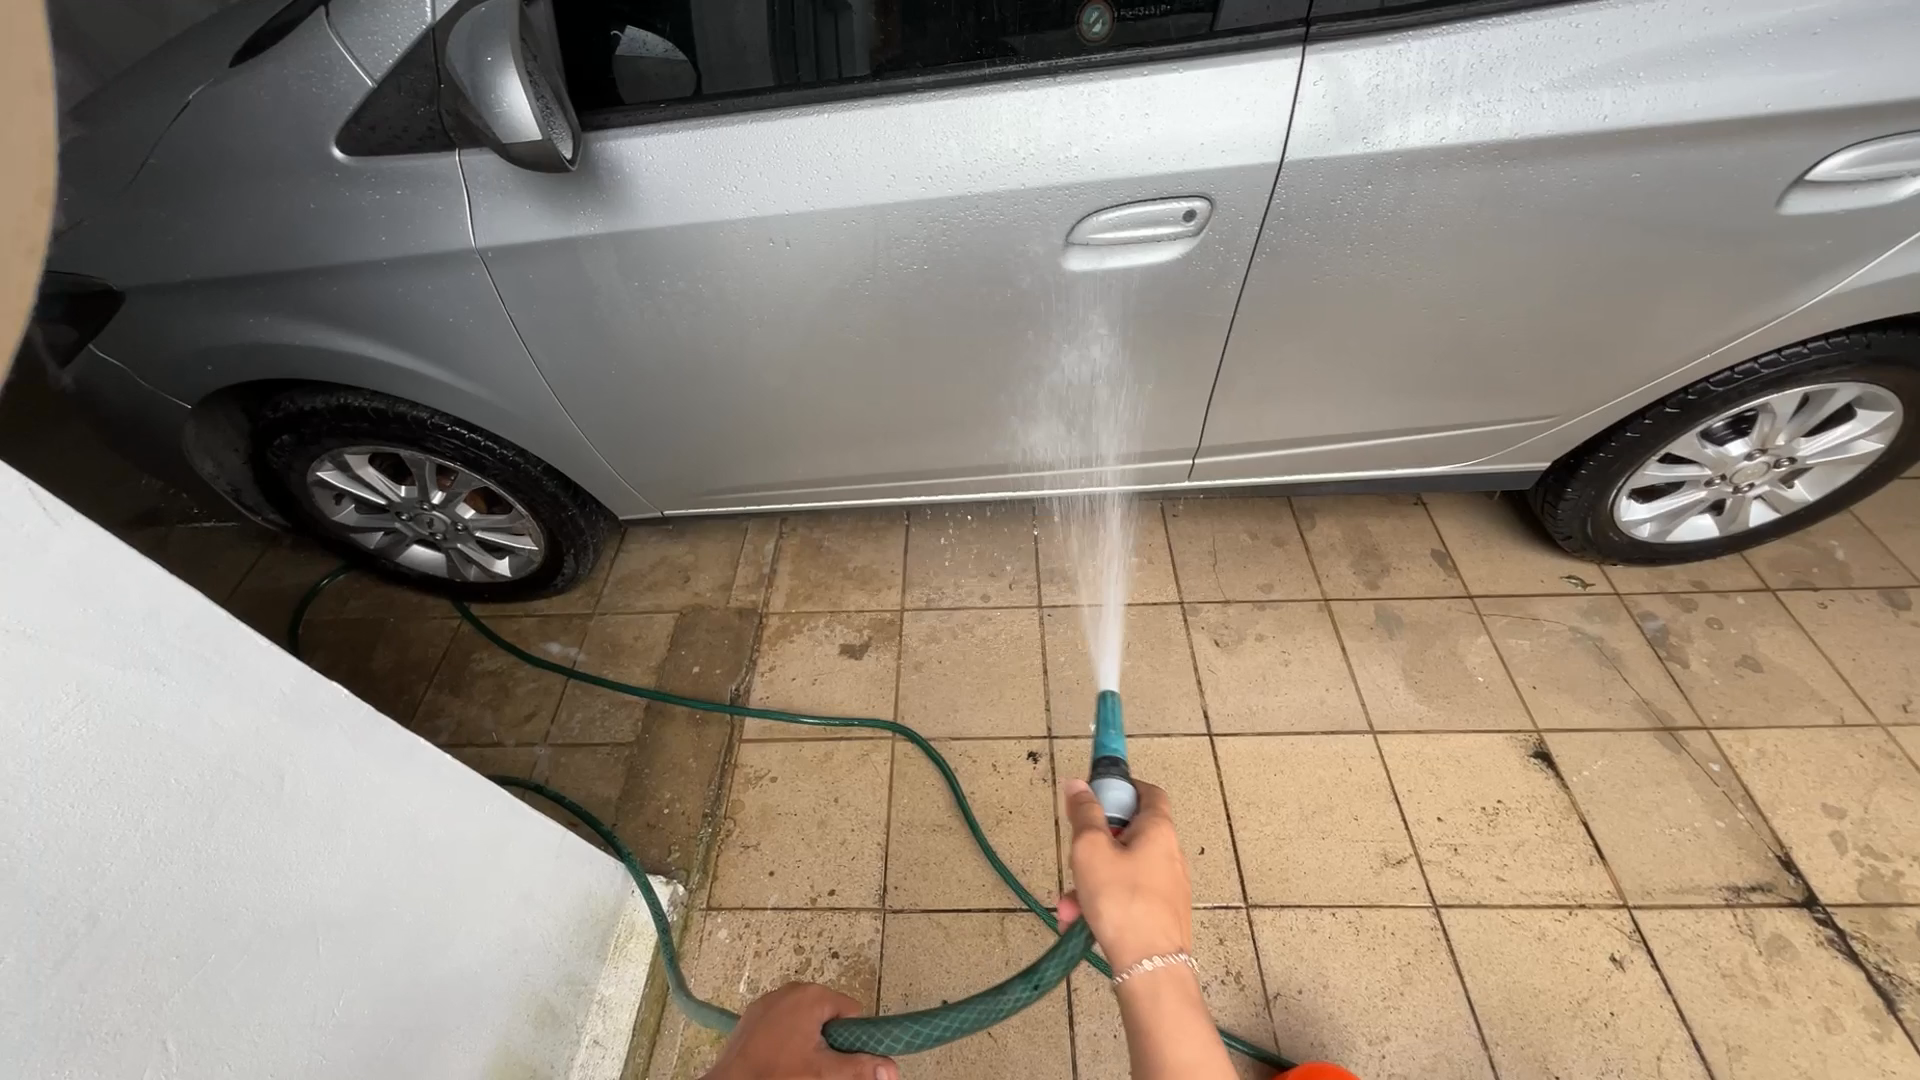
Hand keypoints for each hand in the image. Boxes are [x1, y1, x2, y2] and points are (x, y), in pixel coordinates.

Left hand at [702, 983, 897, 1079]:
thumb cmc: (778, 1075)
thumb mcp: (823, 1073)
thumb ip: (859, 1067)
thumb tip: (892, 1070)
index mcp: (814, 995)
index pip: (852, 1011)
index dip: (852, 1037)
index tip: (841, 1058)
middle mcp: (794, 987)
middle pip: (828, 1012)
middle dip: (829, 1038)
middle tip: (817, 1065)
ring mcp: (771, 998)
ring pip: (805, 1016)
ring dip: (808, 1037)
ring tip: (796, 1063)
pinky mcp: (754, 1012)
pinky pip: (783, 1019)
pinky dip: (787, 1035)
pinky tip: (779, 1058)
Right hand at [1058, 778, 1192, 971]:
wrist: (1150, 970)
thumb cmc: (1120, 900)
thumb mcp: (1090, 849)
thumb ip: (1084, 813)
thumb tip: (1079, 784)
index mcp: (1159, 830)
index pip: (1148, 791)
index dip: (1122, 787)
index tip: (1096, 796)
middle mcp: (1171, 854)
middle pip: (1129, 833)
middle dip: (1094, 845)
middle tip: (1074, 857)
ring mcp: (1170, 887)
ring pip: (1124, 869)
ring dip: (1092, 880)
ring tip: (1069, 904)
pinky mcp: (1164, 916)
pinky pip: (1129, 896)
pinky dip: (1105, 902)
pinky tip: (1080, 923)